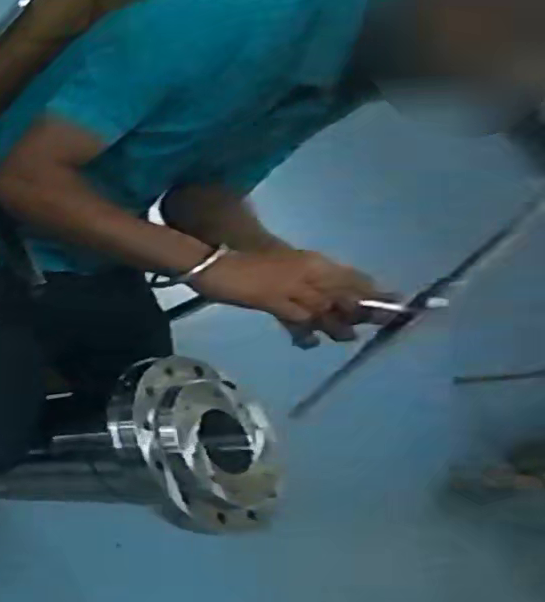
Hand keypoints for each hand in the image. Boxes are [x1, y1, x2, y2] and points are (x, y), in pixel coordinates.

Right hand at [190, 249, 381, 334]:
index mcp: (310, 261)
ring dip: (336, 324)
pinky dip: (304, 332)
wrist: (208, 264)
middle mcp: (307, 274)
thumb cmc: (238, 259)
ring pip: (324, 308)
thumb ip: (297, 275)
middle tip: (381, 324)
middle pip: (344, 294)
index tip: (393, 302)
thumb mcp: (276, 263)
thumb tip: (314, 293)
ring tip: (345, 338)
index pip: (352, 277)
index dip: (373, 290)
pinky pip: (295, 318)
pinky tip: (308, 342)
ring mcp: (289, 288)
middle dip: (364, 310)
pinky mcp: (271, 301)